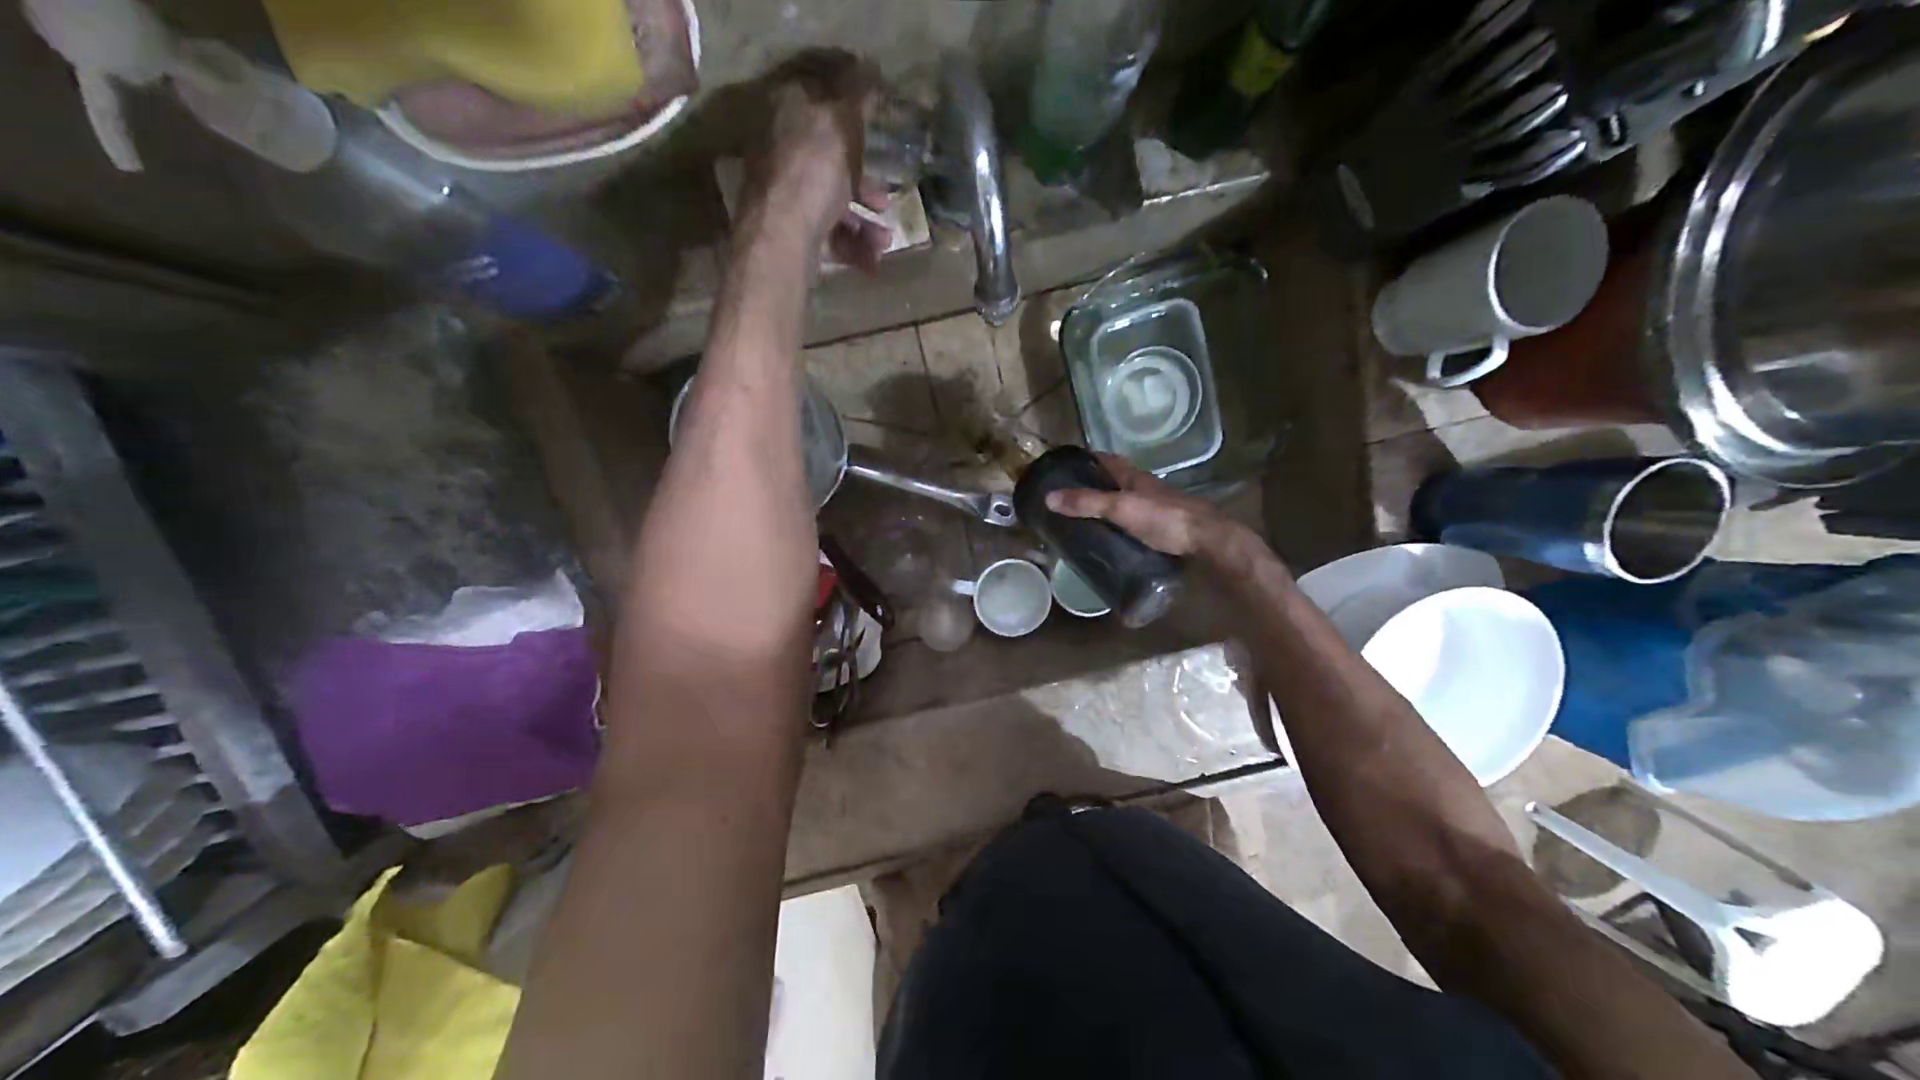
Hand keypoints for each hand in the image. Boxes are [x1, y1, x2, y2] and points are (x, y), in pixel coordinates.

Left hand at [743, 51, 891, 270]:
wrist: (782, 238)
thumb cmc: (812, 172)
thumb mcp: (841, 122)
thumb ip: (858, 93)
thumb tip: (869, 66)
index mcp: (787, 113)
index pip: (819, 93)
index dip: (850, 102)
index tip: (879, 118)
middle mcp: (782, 151)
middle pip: (830, 158)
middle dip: (865, 181)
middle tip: (886, 196)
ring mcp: (785, 194)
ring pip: (833, 202)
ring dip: (865, 222)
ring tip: (885, 239)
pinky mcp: (792, 232)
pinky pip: (830, 234)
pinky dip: (854, 245)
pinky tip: (873, 259)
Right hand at [1044, 453, 1264, 569]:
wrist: (1208, 540)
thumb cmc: (1164, 518)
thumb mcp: (1120, 509)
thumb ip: (1086, 503)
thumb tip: (1049, 497)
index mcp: (1135, 477)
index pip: (1108, 459)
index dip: (1090, 457)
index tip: (1070, 462)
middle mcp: (1147, 487)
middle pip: (1118, 479)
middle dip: (1097, 482)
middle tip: (1072, 493)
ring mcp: (1159, 507)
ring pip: (1129, 500)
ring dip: (1110, 504)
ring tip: (1087, 516)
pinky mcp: (1167, 526)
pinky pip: (1138, 520)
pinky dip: (1123, 523)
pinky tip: (1114, 535)